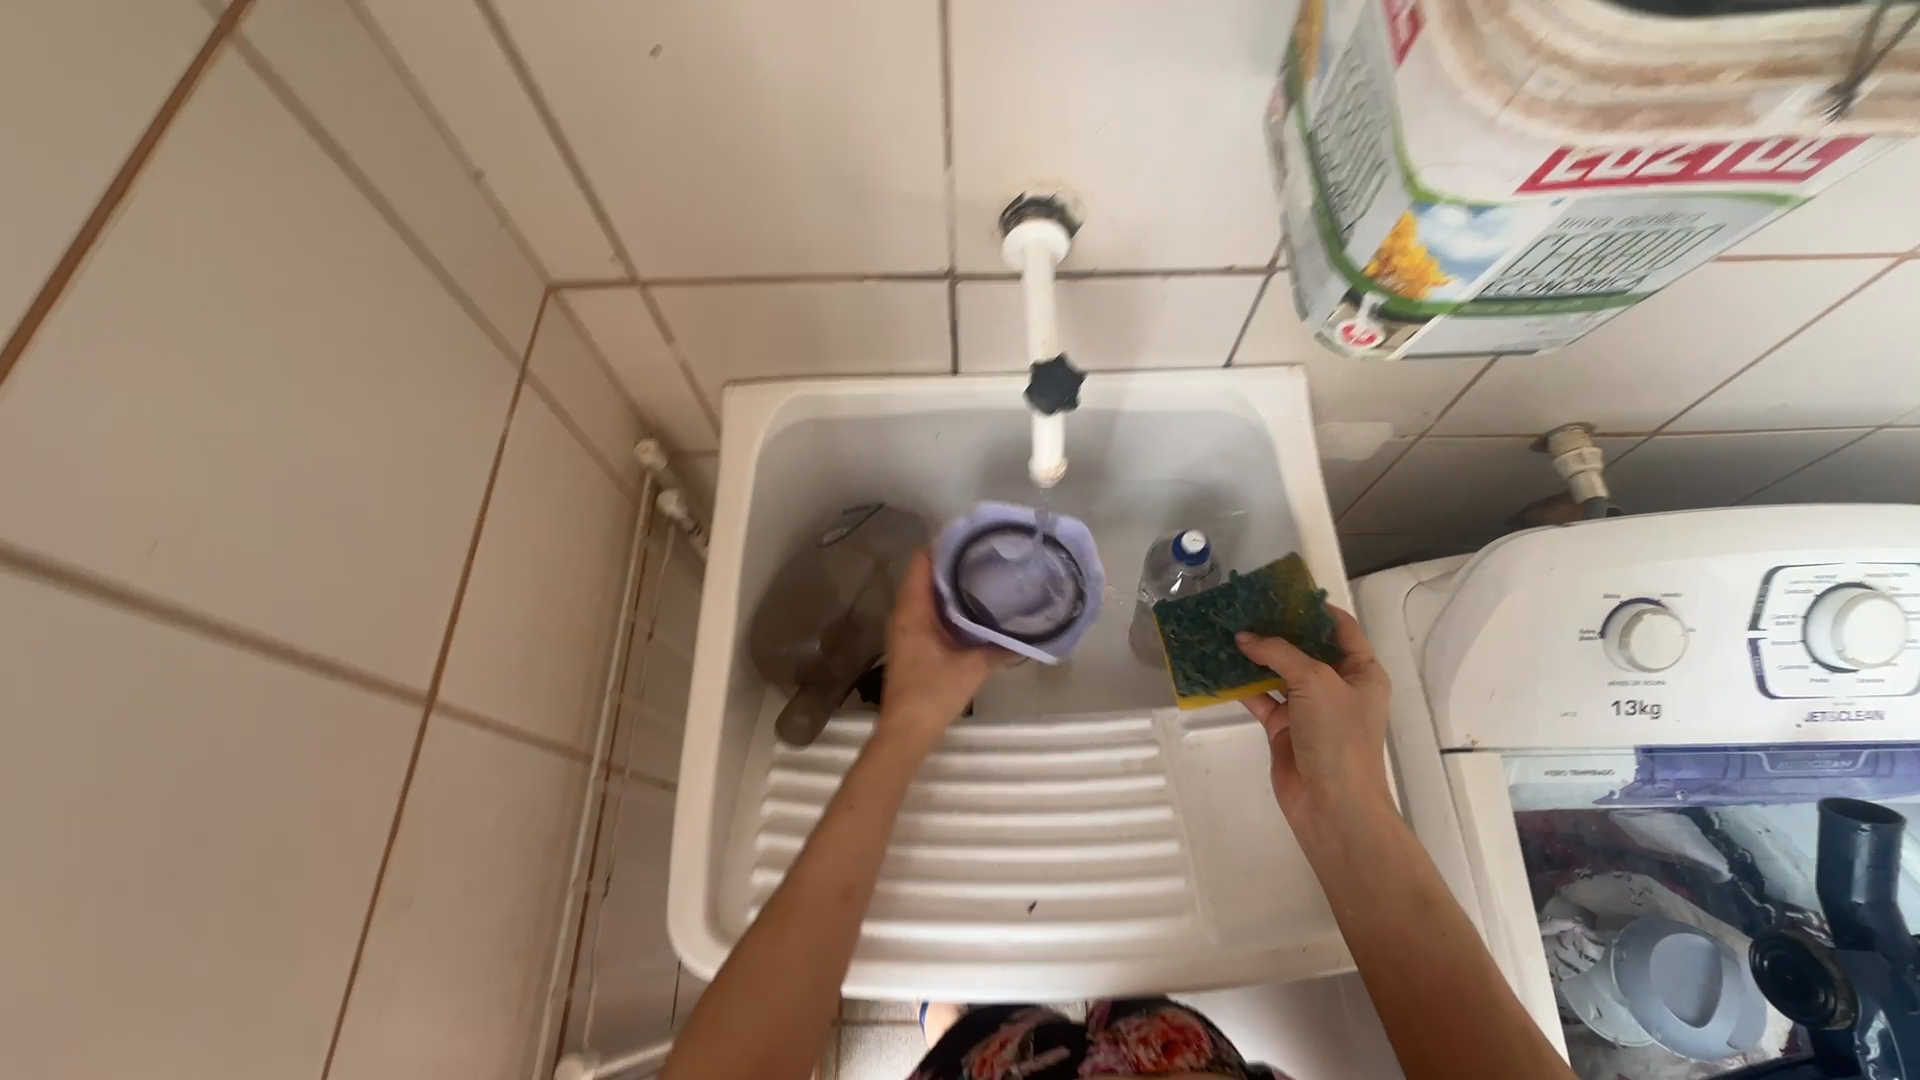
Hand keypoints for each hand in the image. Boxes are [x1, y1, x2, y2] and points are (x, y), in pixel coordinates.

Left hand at [877, 550, 1010, 748]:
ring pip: (927, 597)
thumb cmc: (933, 693)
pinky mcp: (912, 646)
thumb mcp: (972, 668)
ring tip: (983, 577)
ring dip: (949, 588)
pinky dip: (947, 608)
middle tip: (985, 557)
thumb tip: (1026, 637)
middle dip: (951, 565)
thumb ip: (998, 649)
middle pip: (924, 576)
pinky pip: (928, 614)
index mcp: (912, 611)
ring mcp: (905, 631)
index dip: (942, 546)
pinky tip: (972, 612)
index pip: (920, 562)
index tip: (971, 539)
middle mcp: (904, 615)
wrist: (906, 731)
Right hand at [1234, 606, 1392, 830]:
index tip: (1280, 592)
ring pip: (1278, 672)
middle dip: (1276, 629)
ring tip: (1225, 631)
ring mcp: (1308, 708)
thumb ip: (1279, 653)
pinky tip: (1219, 668)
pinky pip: (1259, 698)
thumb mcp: (1315, 682)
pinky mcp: (1283, 727)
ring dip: (1254, 656)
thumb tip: (1244, 637)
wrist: (1332, 804)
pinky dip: (1240, 685)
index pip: (1340, 628)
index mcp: (1360, 672)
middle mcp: (1336, 686)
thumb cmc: (1338, 737)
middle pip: (1304, 648)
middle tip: (1244, 608)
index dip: (1313, 608)